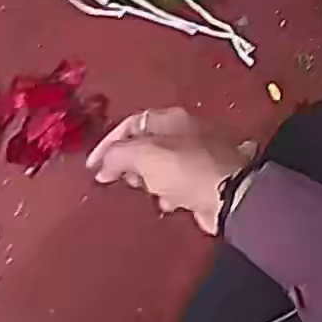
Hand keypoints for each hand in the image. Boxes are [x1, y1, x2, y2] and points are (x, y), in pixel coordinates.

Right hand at [86, 108, 250, 233]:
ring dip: (149, 180)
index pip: (134, 122)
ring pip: (159, 166)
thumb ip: (120, 153)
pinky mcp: (202, 177)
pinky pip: (175, 184)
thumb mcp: (146, 155)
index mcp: (173, 119)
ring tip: (149, 189)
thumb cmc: (188, 169)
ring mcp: (197, 153)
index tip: (94, 166)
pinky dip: (167, 193)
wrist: (228, 194)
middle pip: (146, 143)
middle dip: (129, 163)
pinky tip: (169, 202)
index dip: (110, 142)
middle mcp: (186, 131)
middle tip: (121, 178)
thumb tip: (105, 160)